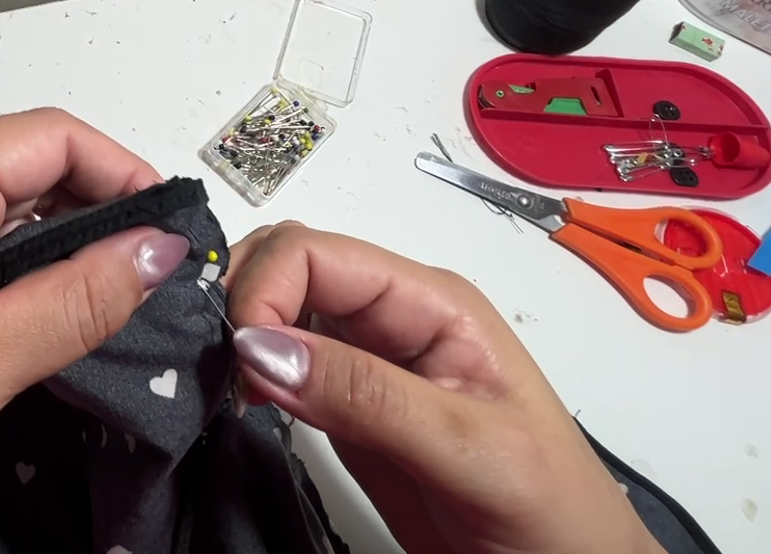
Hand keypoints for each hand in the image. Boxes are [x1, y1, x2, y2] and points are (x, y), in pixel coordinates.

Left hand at [0, 109, 187, 553]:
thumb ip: (80, 296)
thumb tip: (157, 248)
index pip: (44, 136)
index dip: (116, 169)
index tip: (162, 222)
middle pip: (12, 156)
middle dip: (85, 201)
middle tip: (139, 263)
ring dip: (40, 224)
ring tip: (89, 282)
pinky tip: (11, 287)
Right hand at [223, 223, 663, 553]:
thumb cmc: (553, 516)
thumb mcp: (473, 452)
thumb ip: (368, 394)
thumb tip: (259, 346)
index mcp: (425, 299)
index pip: (316, 253)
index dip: (266, 287)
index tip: (241, 353)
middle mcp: (385, 309)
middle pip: (286, 261)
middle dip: (241, 295)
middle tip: (218, 360)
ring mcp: (359, 349)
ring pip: (273, 299)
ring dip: (236, 325)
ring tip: (223, 378)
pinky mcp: (338, 390)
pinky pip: (275, 351)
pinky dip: (243, 362)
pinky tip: (241, 395)